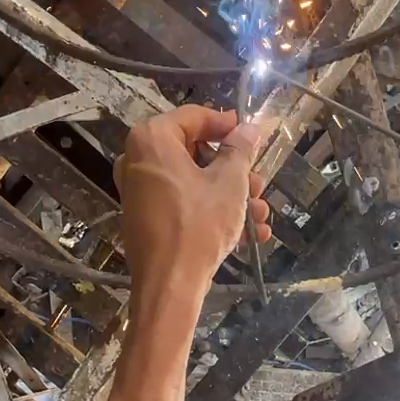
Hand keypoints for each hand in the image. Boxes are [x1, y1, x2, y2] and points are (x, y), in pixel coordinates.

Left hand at [114, 105, 270, 303]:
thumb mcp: (229, 183)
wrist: (170, 283)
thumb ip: (240, 151)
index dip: (226, 124)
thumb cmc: (198, 224)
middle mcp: (139, 161)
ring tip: (261, 215)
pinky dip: (213, 215)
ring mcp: (142, 193)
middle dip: (233, 171)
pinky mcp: (149, 221)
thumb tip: (249, 129)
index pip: (193, 117)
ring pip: (194, 184)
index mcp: (152, 139)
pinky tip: (249, 234)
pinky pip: (185, 206)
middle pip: (195, 154)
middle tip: (258, 184)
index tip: (249, 134)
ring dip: (232, 198)